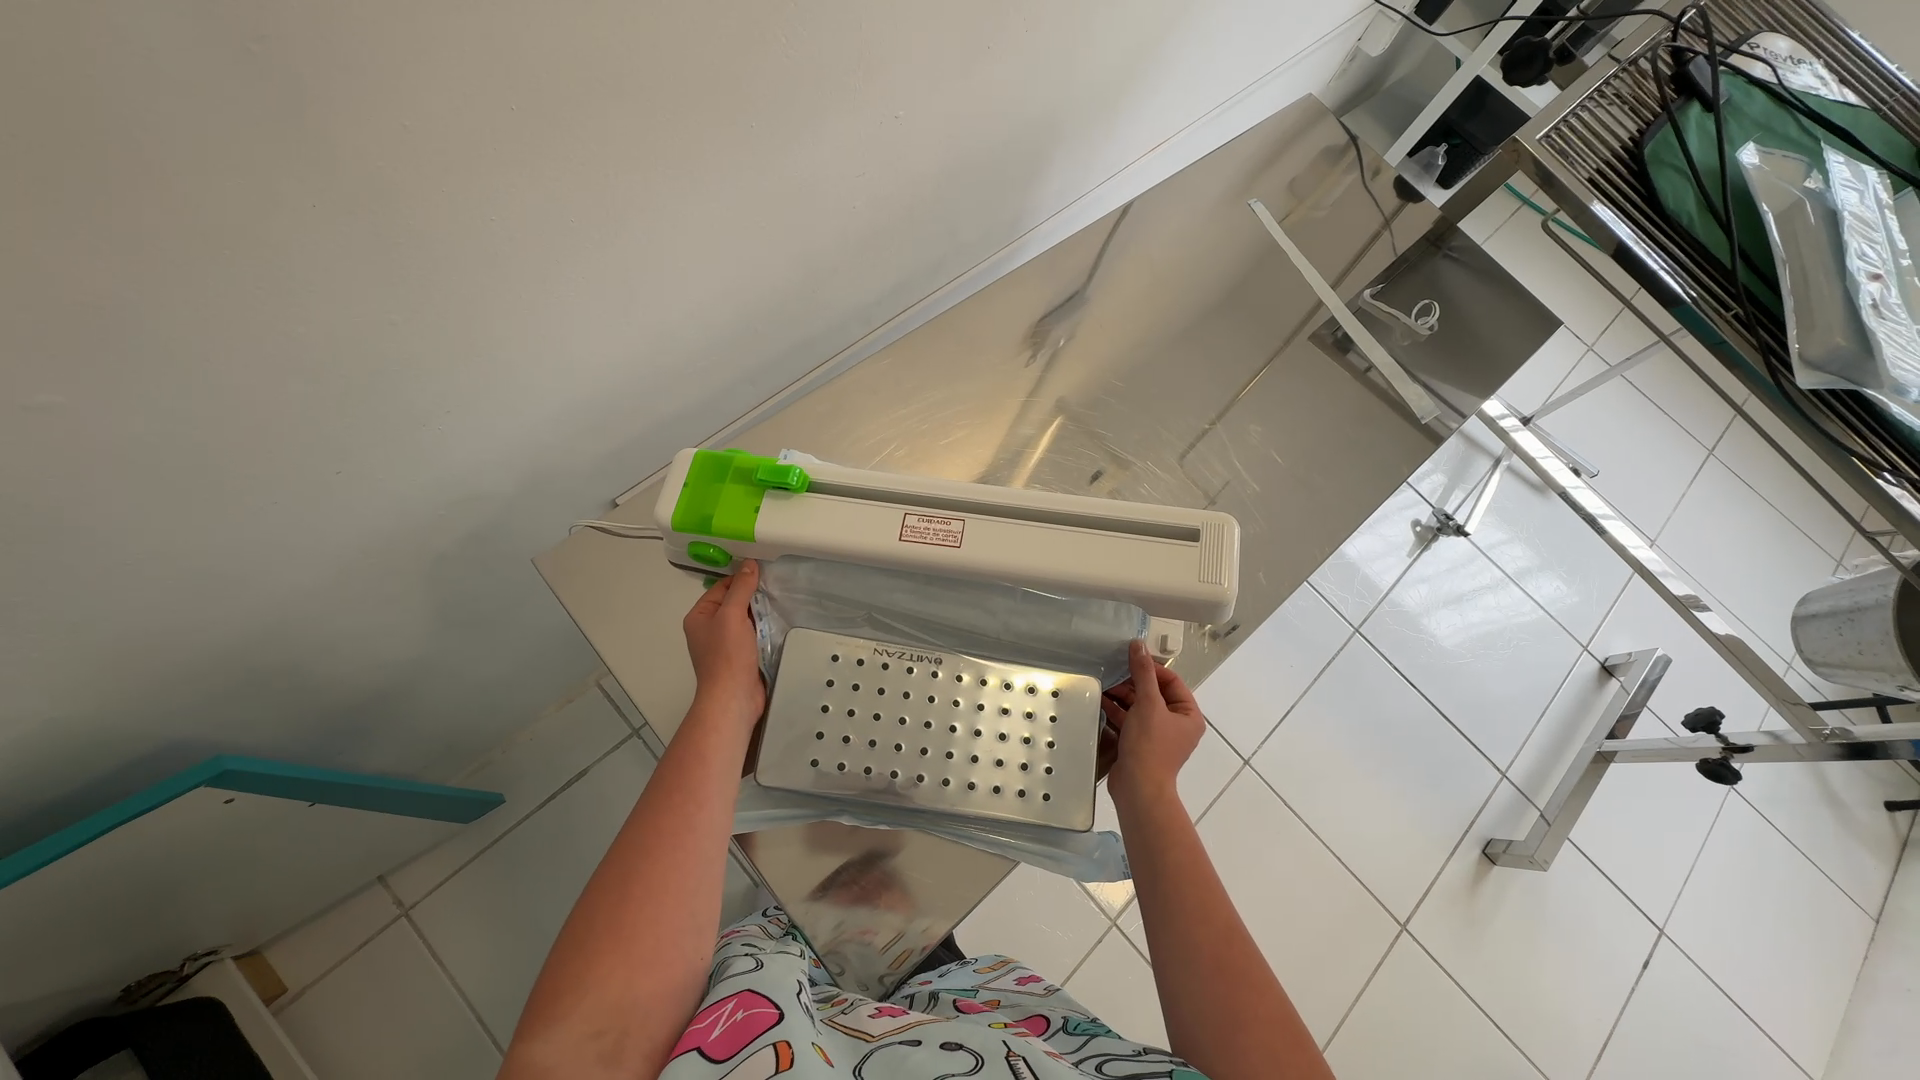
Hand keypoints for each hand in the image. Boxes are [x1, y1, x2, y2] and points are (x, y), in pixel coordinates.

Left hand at [682, 560, 765, 727]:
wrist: (734, 697)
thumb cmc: (727, 655)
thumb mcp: (732, 615)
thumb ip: (741, 588)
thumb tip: (749, 563)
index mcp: (699, 616)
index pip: (721, 587)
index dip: (741, 578)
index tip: (764, 571)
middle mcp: (710, 629)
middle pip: (734, 603)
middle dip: (753, 596)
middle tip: (776, 585)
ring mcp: (726, 644)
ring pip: (746, 619)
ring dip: (762, 613)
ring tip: (781, 601)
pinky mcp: (742, 657)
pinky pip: (754, 635)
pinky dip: (766, 629)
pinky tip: (780, 623)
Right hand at [1102, 640, 1205, 810]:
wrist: (1138, 788)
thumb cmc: (1149, 745)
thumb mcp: (1147, 704)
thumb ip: (1143, 673)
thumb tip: (1139, 645)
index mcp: (1188, 715)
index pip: (1172, 681)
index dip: (1151, 668)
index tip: (1130, 658)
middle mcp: (1177, 724)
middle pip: (1154, 693)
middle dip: (1133, 683)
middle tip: (1112, 671)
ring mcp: (1158, 736)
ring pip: (1140, 707)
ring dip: (1122, 696)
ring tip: (1103, 683)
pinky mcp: (1140, 744)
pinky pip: (1130, 721)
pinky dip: (1117, 712)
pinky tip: (1100, 701)